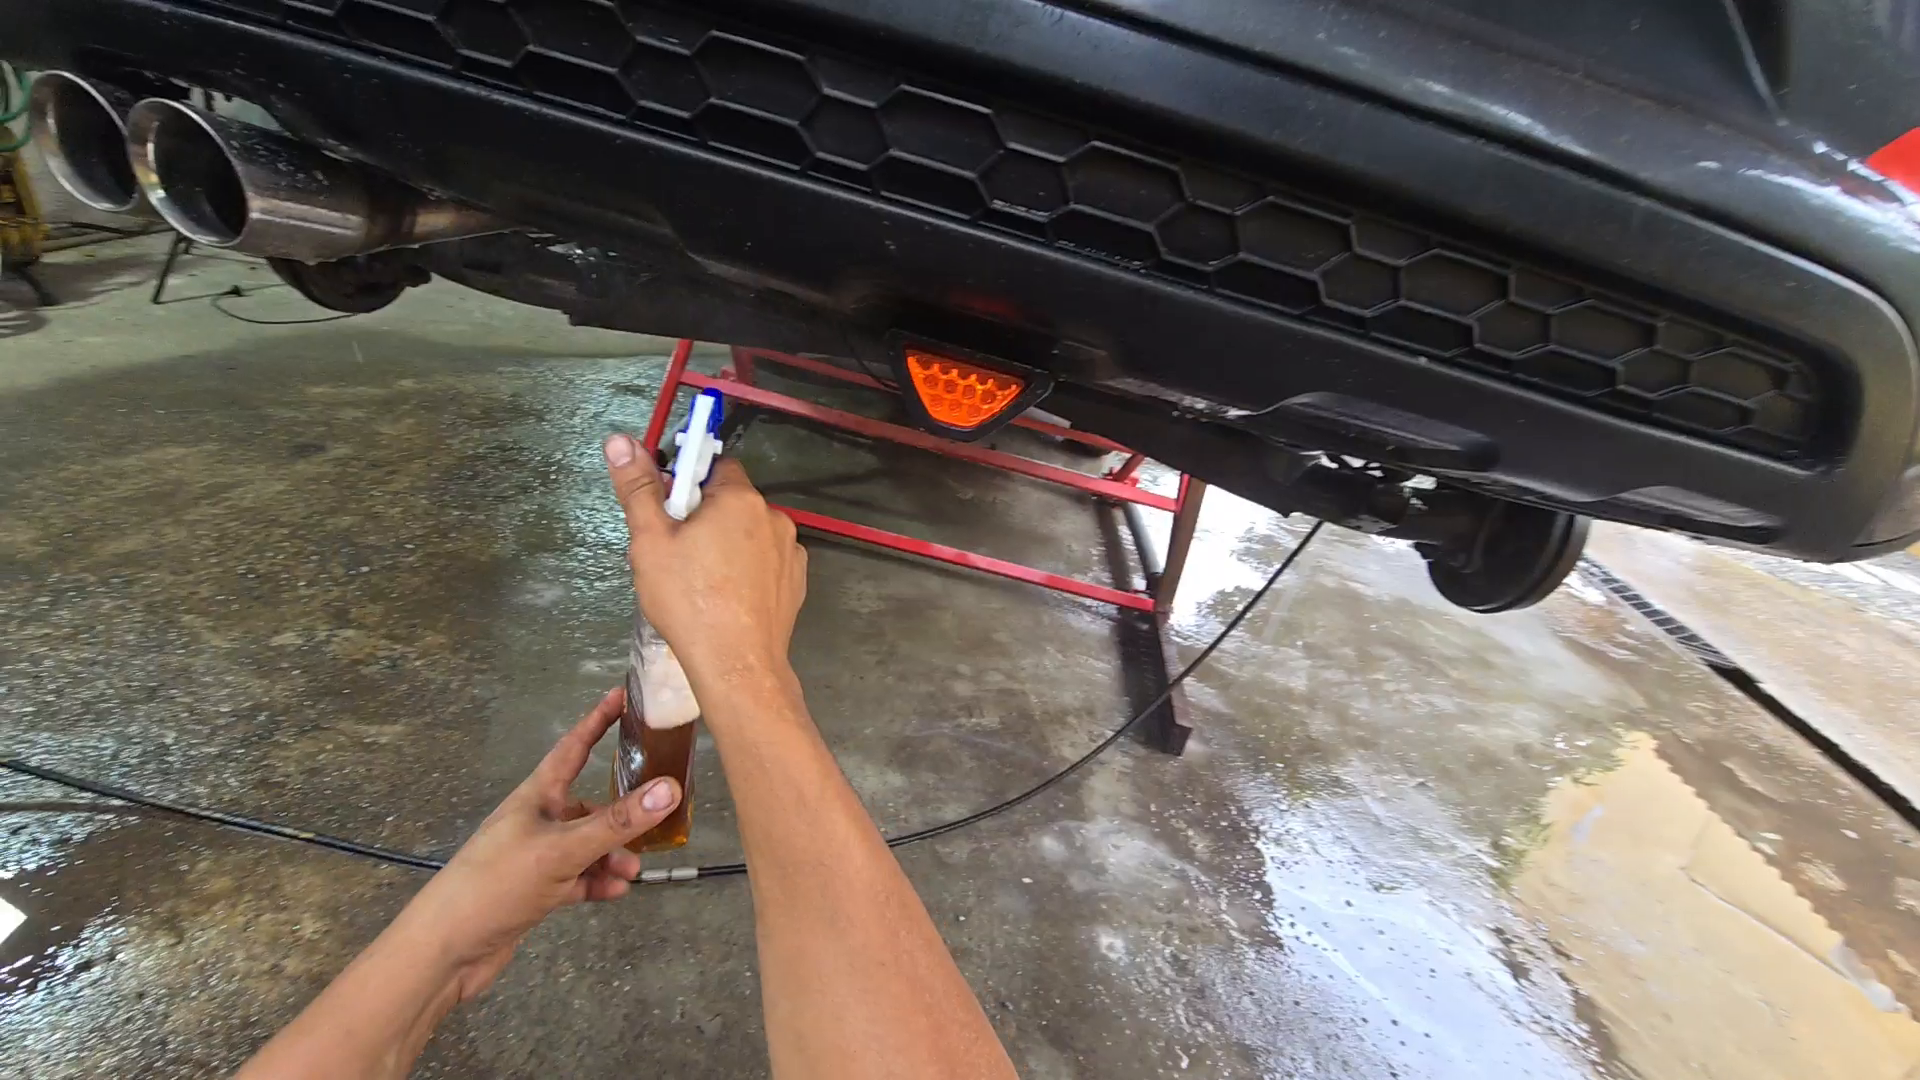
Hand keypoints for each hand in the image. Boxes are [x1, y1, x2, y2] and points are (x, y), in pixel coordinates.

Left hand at [395, 686, 680, 1001]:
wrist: (441, 956)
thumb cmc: (495, 885)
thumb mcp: (562, 849)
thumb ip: (618, 821)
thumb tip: (671, 789)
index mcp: (538, 797)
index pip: (575, 745)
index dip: (599, 719)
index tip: (625, 695)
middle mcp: (539, 820)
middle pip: (591, 803)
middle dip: (623, 811)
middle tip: (658, 808)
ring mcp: (536, 856)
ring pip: (589, 844)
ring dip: (612, 855)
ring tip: (630, 873)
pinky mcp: (535, 890)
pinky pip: (578, 877)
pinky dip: (597, 882)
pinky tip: (614, 893)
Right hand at [603, 435, 807, 690]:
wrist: (737, 662)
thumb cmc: (688, 600)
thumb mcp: (651, 541)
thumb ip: (638, 488)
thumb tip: (620, 441)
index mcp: (741, 498)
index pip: (716, 466)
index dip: (688, 481)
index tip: (669, 508)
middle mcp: (775, 517)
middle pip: (734, 501)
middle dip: (706, 516)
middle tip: (677, 551)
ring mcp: (791, 551)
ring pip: (751, 533)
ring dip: (728, 543)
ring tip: (701, 580)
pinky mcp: (796, 580)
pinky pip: (767, 561)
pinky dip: (749, 569)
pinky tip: (728, 596)